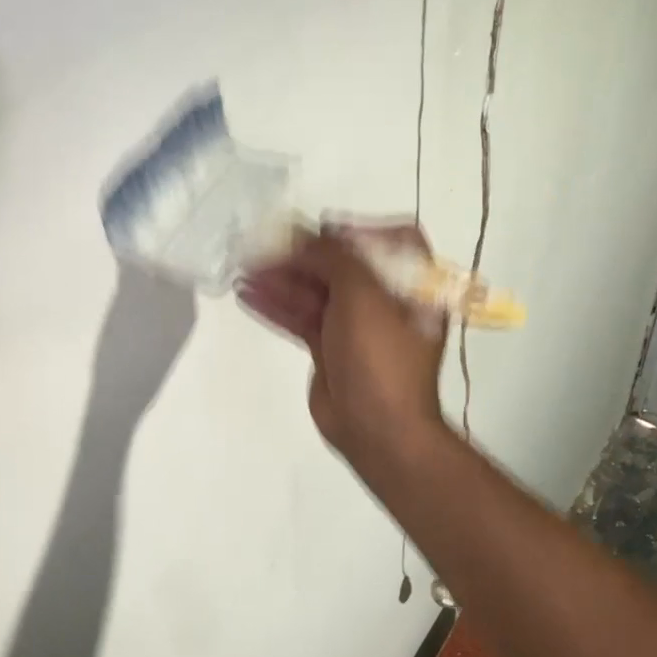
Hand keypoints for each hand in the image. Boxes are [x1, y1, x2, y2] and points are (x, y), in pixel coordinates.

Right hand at [238, 223, 446, 460]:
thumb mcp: (362, 294)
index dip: (359, 229)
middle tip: (264, 245)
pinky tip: (247, 294)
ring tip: (244, 268)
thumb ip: (333, 257)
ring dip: (281, 277)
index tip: (322, 228)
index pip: (393, 240)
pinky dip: (276, 304)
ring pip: (316, 290)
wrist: (377, 428)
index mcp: (412, 285)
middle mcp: (387, 301)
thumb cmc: (380, 356)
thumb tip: (305, 236)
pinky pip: (301, 317)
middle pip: (343, 264)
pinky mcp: (329, 348)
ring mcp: (357, 326)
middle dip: (303, 254)